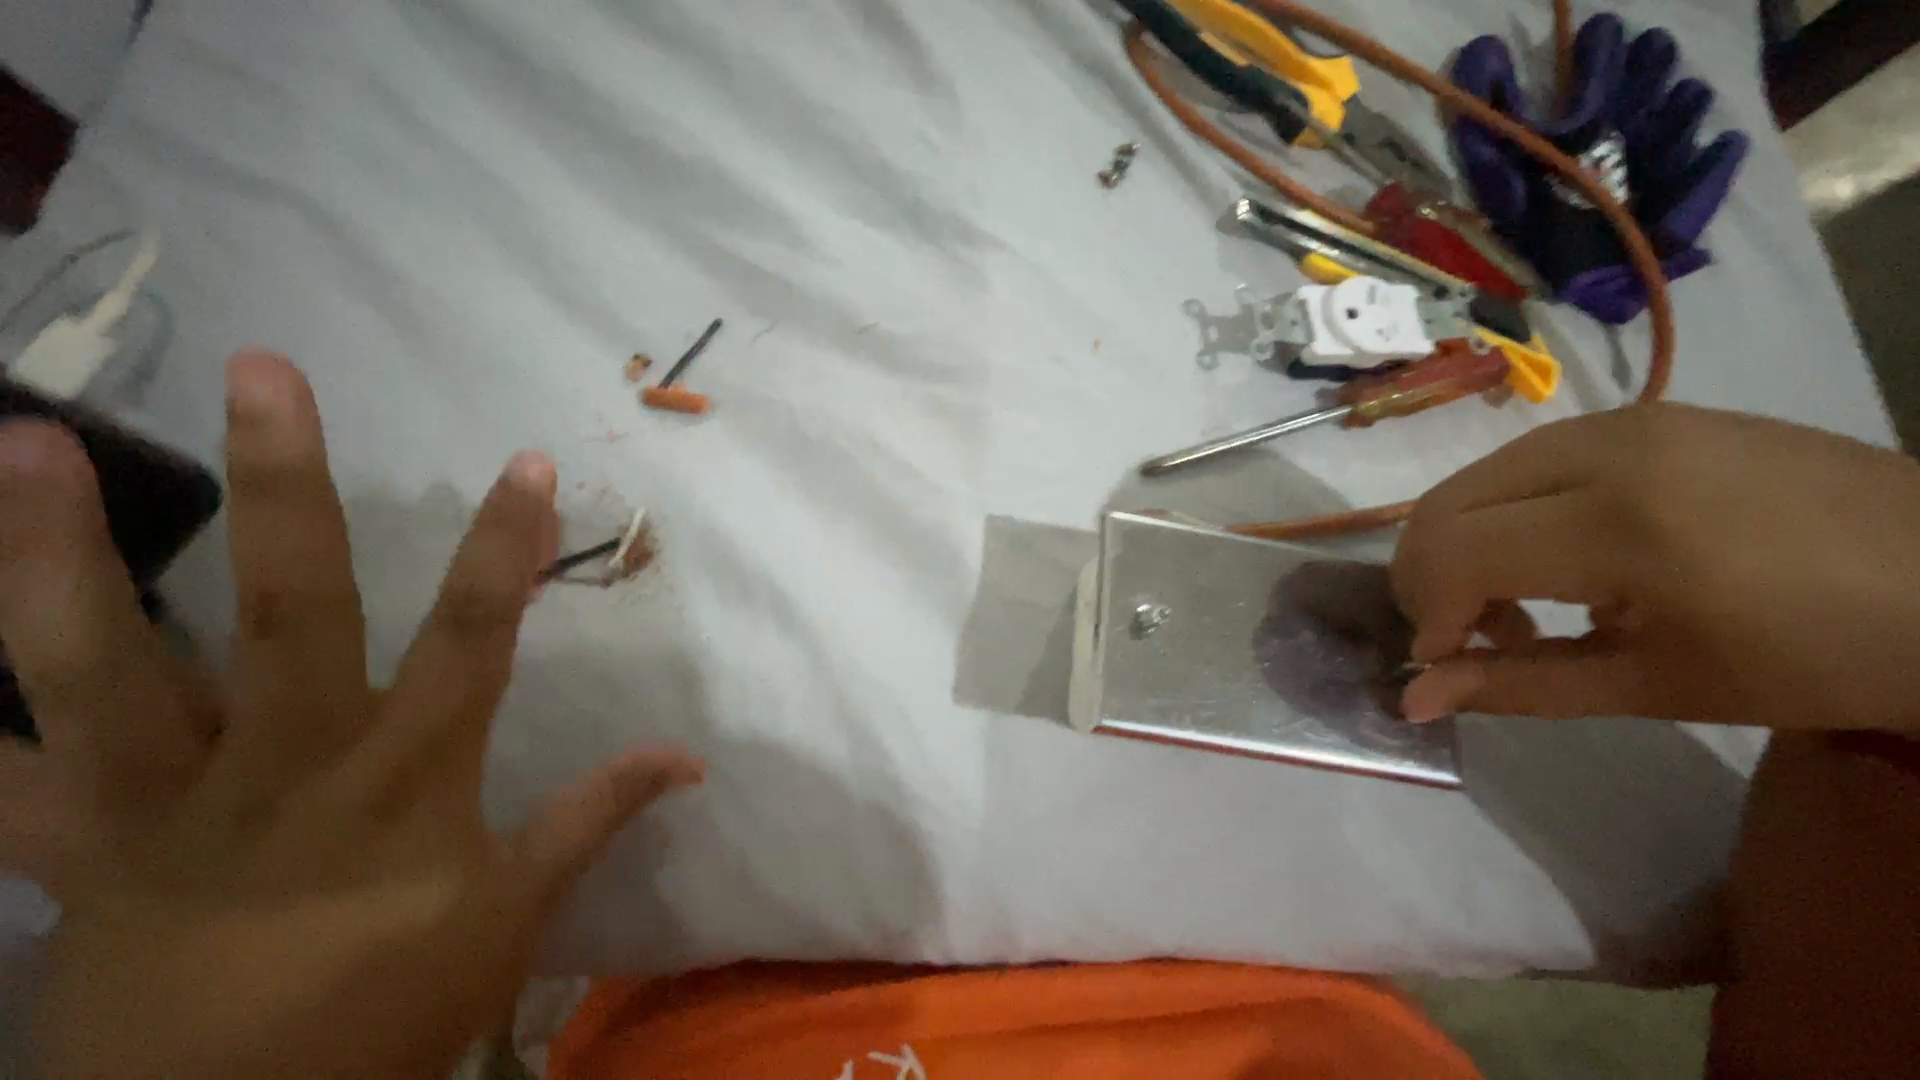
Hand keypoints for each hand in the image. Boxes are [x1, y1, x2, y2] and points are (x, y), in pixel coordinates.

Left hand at [4, 349, 702, 1078]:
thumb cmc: (392, 1003)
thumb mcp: (514, 913)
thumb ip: (593, 817)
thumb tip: (688, 758)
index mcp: (403, 776)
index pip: (476, 636)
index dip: (506, 547)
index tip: (526, 459)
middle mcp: (284, 759)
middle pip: (287, 607)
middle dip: (283, 489)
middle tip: (264, 375)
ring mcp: (163, 797)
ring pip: (101, 661)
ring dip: (54, 554)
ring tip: (24, 442)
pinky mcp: (75, 847)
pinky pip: (0, 781)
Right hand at [1391, 403, 1919, 728]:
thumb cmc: (1826, 656)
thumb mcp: (1661, 686)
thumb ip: (1520, 685)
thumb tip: (1413, 698)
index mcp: (1624, 524)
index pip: (1453, 552)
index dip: (1428, 614)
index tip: (1446, 664)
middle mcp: (1608, 449)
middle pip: (1442, 506)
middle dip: (1429, 579)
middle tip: (1470, 637)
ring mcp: (1625, 421)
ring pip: (1474, 479)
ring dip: (1462, 544)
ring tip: (1516, 602)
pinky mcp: (1644, 415)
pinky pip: (1525, 462)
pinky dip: (1505, 514)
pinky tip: (1558, 558)